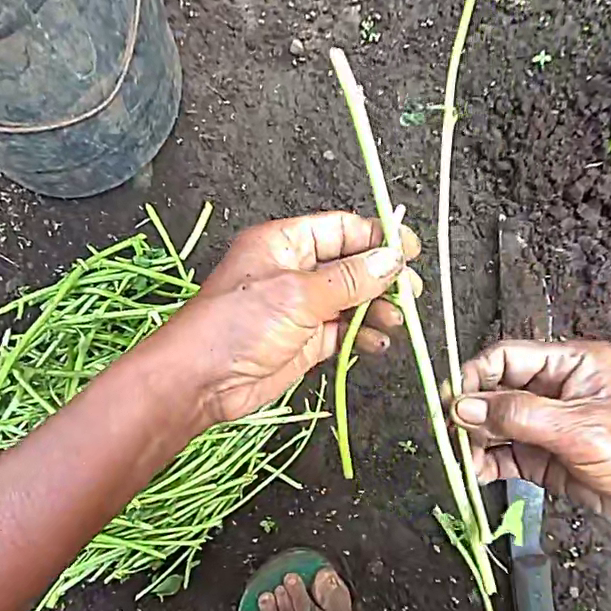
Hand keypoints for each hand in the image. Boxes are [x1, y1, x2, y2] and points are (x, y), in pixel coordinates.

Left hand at [153, 211, 419, 425]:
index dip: (376, 237)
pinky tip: (377, 343)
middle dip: (382, 277)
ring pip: (352, 300)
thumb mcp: (296, 295)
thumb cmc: (236, 326)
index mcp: (284, 243)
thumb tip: (391, 260)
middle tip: (409, 293)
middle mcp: (294, 271)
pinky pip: (344, 332)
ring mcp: (300, 308)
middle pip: (351, 265)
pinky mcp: (305, 341)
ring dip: (377, 309)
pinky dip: (363, 336)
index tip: (409, 251)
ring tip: (394, 321)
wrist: (201, 381)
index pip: (341, 229)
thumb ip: (348, 279)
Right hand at [447, 340, 610, 535]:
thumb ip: (517, 415)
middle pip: (495, 393)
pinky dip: (488, 463)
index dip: (475, 377)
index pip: (506, 358)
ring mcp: (549, 425)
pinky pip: (505, 454)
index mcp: (570, 366)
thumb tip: (463, 407)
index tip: (453, 402)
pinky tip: (478, 474)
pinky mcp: (546, 456)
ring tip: (465, 460)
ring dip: (476, 442)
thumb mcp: (580, 428)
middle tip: (455, 436)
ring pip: (495, 426)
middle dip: (472, 415)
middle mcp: (555, 391)